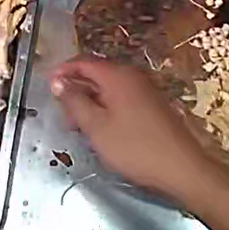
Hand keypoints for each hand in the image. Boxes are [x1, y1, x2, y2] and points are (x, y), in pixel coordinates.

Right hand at [50, 57, 226, 203]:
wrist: (181, 166)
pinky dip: (107, 108)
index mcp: (117, 76)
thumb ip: (75, 101)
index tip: (47, 85)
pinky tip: (102, 129)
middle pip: (97, 73)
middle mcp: (132, 76)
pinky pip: (122, 98)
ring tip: (79, 126)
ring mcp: (145, 90)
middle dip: (76, 89)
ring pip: (109, 88)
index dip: (63, 71)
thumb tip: (58, 81)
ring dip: (91, 101)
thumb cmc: (135, 147)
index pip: (84, 62)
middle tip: (62, 113)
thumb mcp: (96, 127)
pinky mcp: (152, 105)